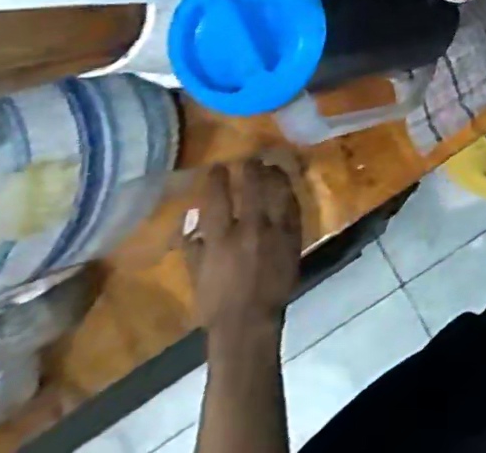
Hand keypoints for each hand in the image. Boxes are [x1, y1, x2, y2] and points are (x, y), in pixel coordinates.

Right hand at [188, 159, 301, 333]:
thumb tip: (192, 220)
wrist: (249, 323)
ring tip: (270, 166)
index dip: (218, 178)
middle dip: (250, 169)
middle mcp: (249, 229)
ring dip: (273, 175)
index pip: (218, 197)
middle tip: (250, 160)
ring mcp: (275, 232)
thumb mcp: (196, 274)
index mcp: (221, 238)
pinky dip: (288, 194)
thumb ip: (193, 245)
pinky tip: (285, 187)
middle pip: (253, 186)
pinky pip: (293, 207)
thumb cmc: (217, 302)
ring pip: (277, 191)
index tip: (218, 167)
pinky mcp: (293, 238)